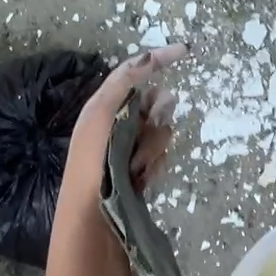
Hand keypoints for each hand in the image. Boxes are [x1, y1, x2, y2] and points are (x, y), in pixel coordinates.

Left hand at [60, 44, 185, 203]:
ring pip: (159, 129)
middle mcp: (114, 125)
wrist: (90, 224)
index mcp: (101, 108)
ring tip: (139, 164)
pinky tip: (145, 177)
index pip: (133, 72)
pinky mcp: (138, 172)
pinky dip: (155, 162)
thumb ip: (122, 84)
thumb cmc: (92, 165)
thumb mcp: (101, 115)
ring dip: (153, 143)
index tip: (186, 51)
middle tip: (152, 123)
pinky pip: (160, 155)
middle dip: (156, 111)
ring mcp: (127, 150)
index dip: (158, 58)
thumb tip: (148, 57)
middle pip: (151, 101)